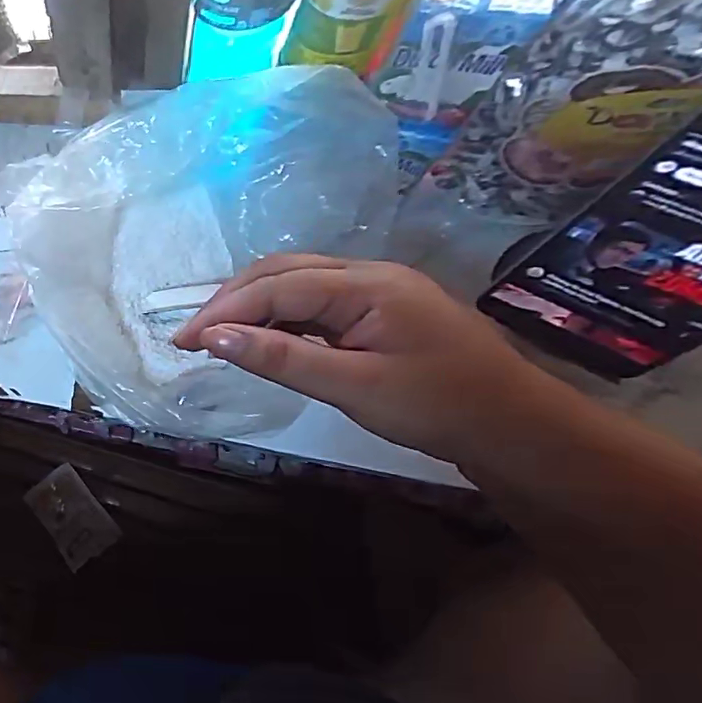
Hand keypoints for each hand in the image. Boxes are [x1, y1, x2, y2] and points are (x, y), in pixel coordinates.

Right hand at [172, 256, 570, 465]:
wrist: (518, 429)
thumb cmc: (440, 408)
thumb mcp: (354, 388)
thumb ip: (282, 359)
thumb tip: (215, 338)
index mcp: (366, 285)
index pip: (277, 288)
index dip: (224, 312)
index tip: (183, 341)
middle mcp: (367, 275)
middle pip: (282, 273)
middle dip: (232, 301)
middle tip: (193, 337)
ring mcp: (374, 291)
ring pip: (297, 285)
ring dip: (254, 307)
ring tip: (219, 338)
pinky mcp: (377, 312)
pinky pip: (316, 304)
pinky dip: (281, 320)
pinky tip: (265, 340)